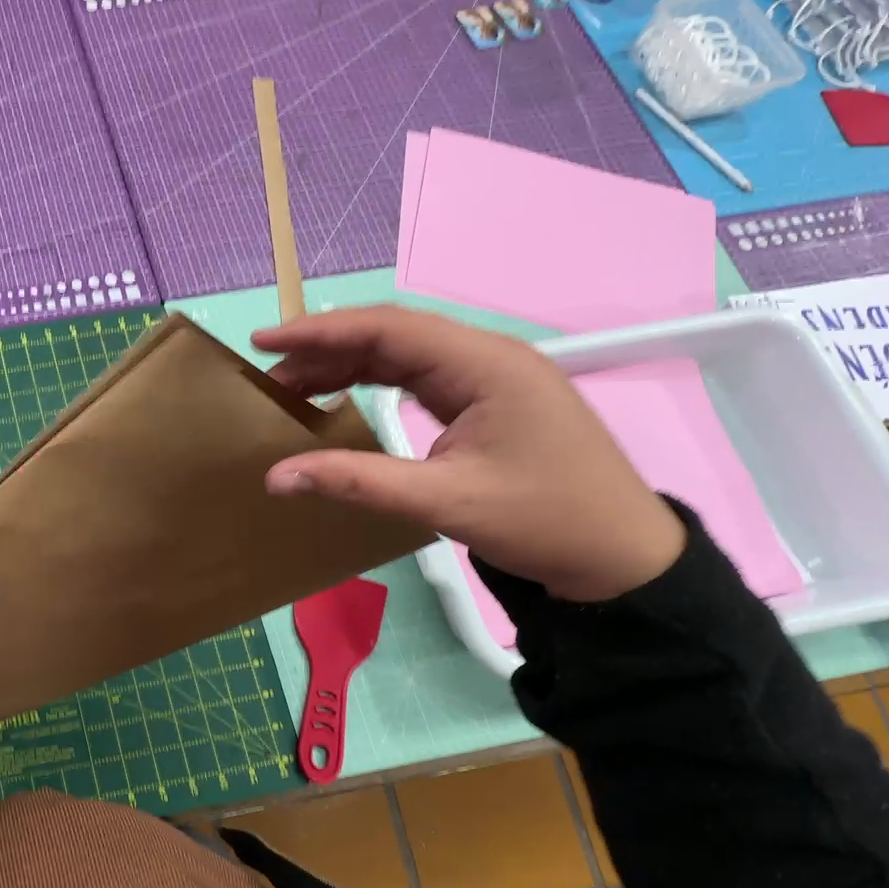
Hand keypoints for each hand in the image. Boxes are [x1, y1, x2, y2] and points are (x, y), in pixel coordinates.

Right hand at [253, 305, 684, 601]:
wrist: (623, 559)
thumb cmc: (544, 522)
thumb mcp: (443, 501)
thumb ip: (356, 481)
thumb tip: (275, 477)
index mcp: (485, 364)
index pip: (388, 328)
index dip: (320, 331)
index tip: (265, 341)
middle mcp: (486, 358)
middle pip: (391, 335)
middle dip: (324, 349)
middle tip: (267, 374)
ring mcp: (488, 378)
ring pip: (401, 354)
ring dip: (344, 365)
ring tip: (290, 387)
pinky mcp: (486, 401)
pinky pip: (416, 376)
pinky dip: (370, 381)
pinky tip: (338, 396)